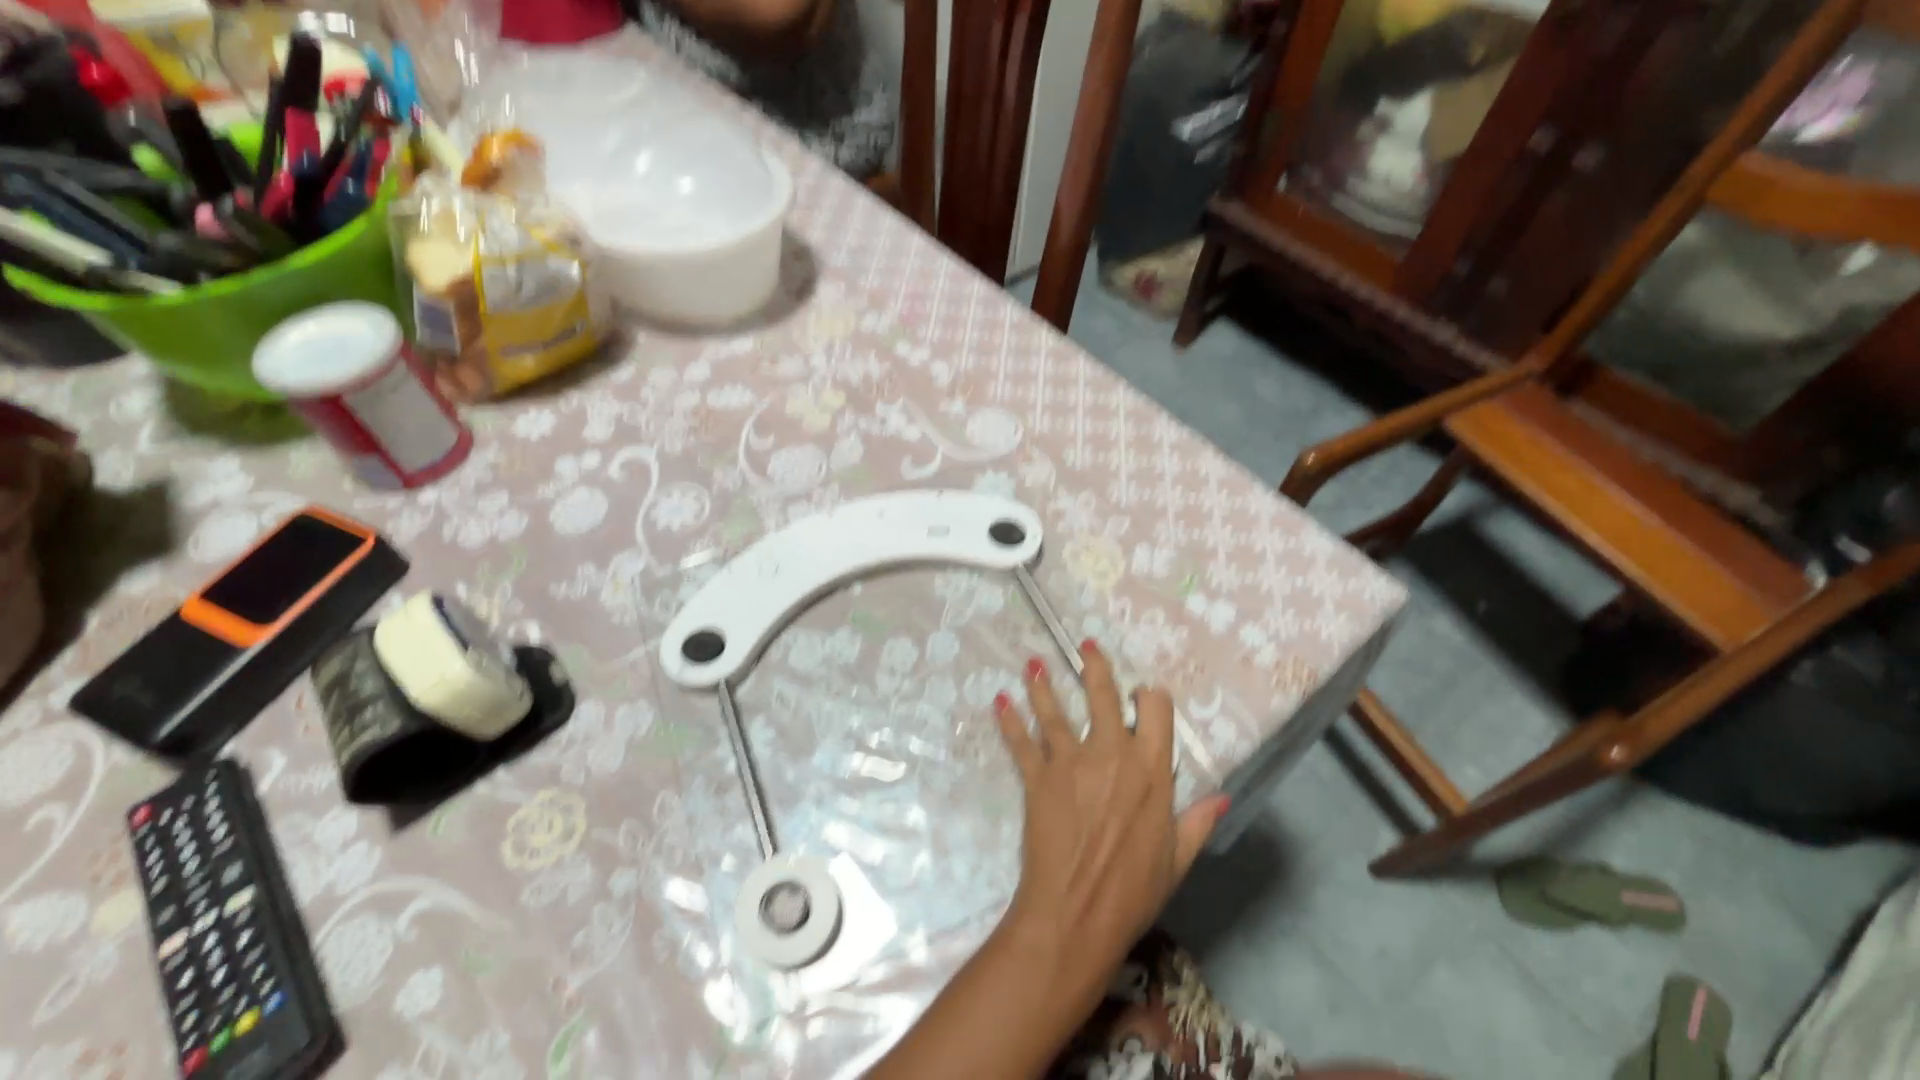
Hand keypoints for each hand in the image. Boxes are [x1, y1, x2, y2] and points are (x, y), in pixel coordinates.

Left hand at [992, 640, 1229, 1009]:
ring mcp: (1070, 763)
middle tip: (1084, 645)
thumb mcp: (1177, 859)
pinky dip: (1009, 721)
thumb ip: (1197, 822)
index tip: (1142, 692)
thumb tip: (1222, 797)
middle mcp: (1111, 754)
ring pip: (1055, 712)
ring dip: (1043, 685)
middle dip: (1094, 667)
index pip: (1155, 710)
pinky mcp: (1037, 779)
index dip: (1149, 696)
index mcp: (1151, 770)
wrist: (1076, 913)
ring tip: (1033, 663)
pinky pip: (1021, 743)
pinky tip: (999, 701)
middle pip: (1102, 696)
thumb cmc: (1133, 891)